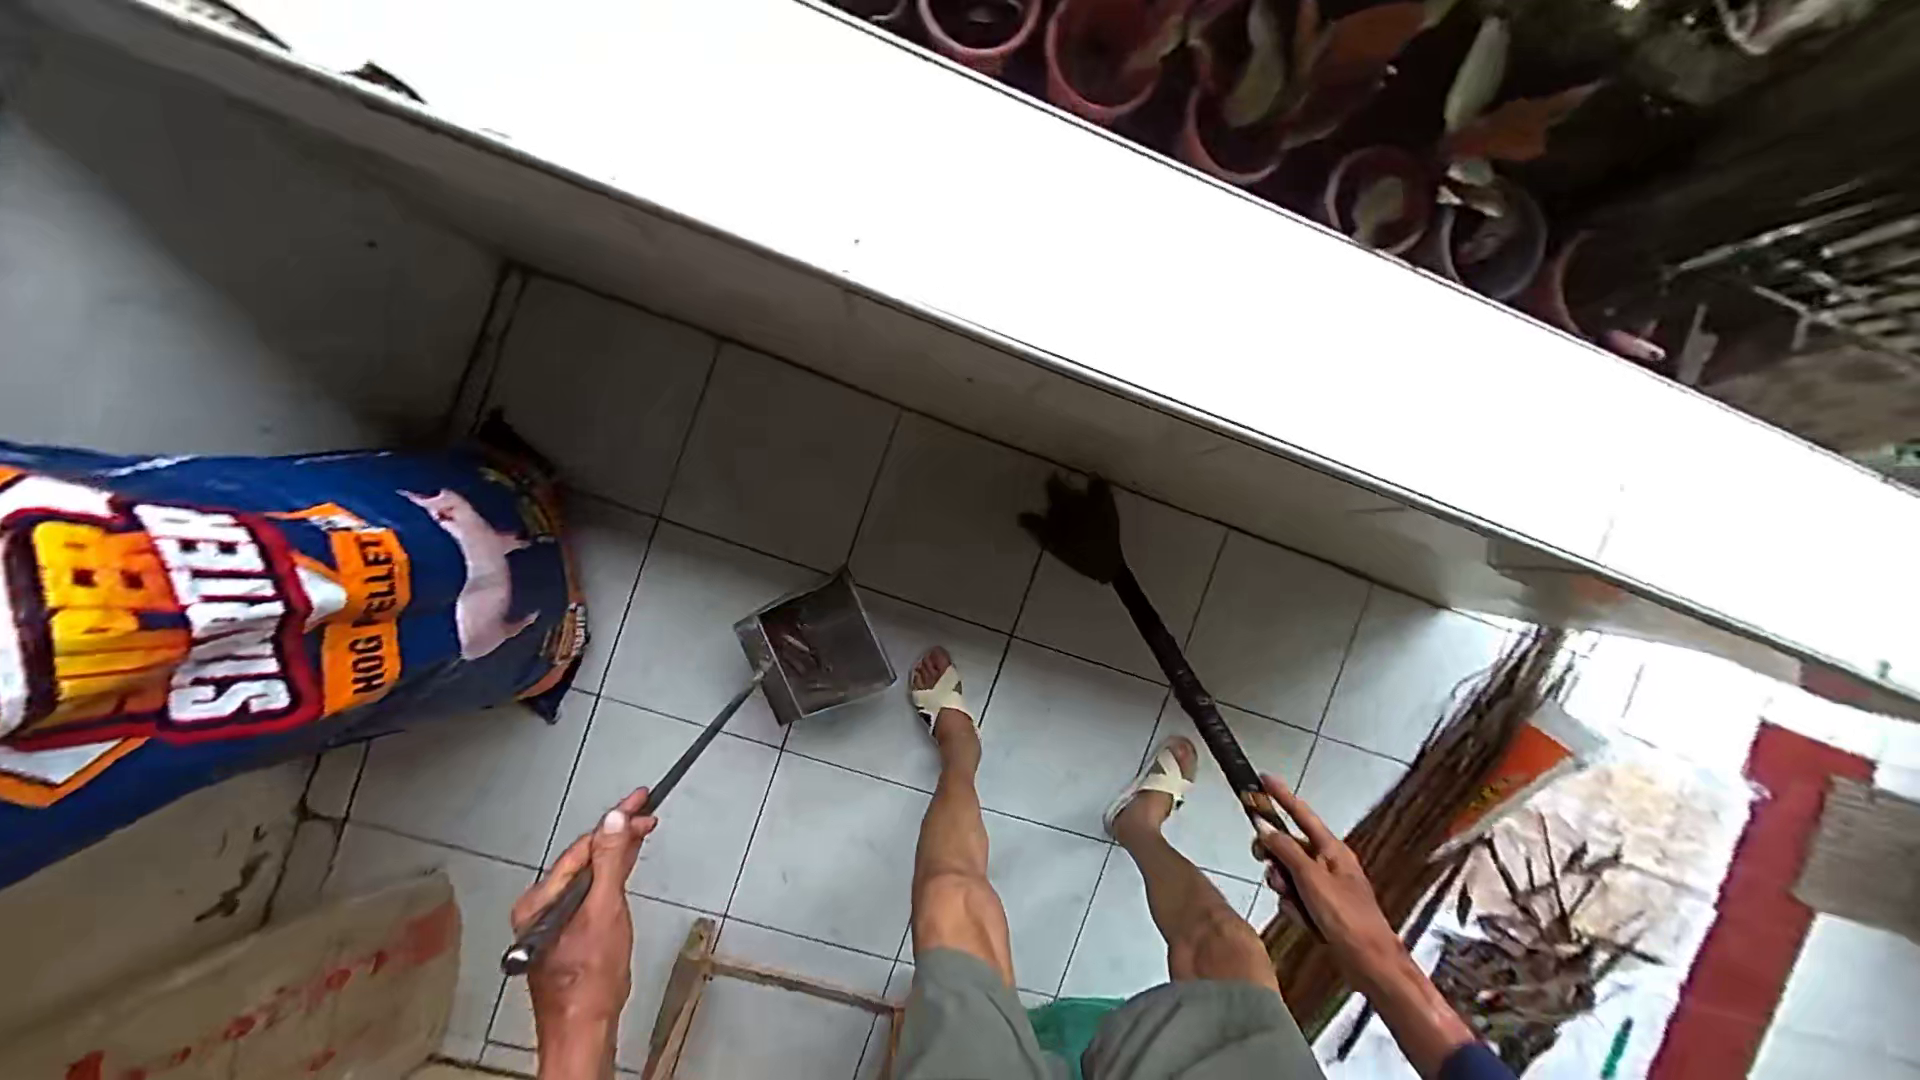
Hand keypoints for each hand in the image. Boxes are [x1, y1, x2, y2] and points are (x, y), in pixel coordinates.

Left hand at [512, 787, 655, 1079]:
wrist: (587, 1024)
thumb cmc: (591, 977)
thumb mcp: (606, 908)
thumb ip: (609, 860)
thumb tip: (614, 820)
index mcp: (542, 900)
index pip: (584, 846)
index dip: (615, 822)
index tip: (638, 801)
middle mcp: (543, 906)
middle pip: (586, 855)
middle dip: (619, 831)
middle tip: (646, 811)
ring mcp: (556, 917)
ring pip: (591, 868)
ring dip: (618, 846)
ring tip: (642, 825)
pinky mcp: (571, 925)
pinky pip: (594, 884)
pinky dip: (614, 867)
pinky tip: (627, 856)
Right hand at [1251, 774, 1474, 1078]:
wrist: (1371, 965)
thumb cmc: (1347, 918)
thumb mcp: (1310, 879)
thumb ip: (1284, 849)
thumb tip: (1263, 826)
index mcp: (1332, 850)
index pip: (1301, 813)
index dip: (1281, 795)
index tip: (1262, 778)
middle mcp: (1328, 863)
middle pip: (1288, 846)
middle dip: (1274, 855)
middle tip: (1262, 859)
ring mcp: (1325, 885)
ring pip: (1287, 872)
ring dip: (1283, 886)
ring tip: (1294, 902)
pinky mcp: (1322, 907)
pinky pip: (1295, 896)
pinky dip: (1293, 906)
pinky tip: (1304, 919)